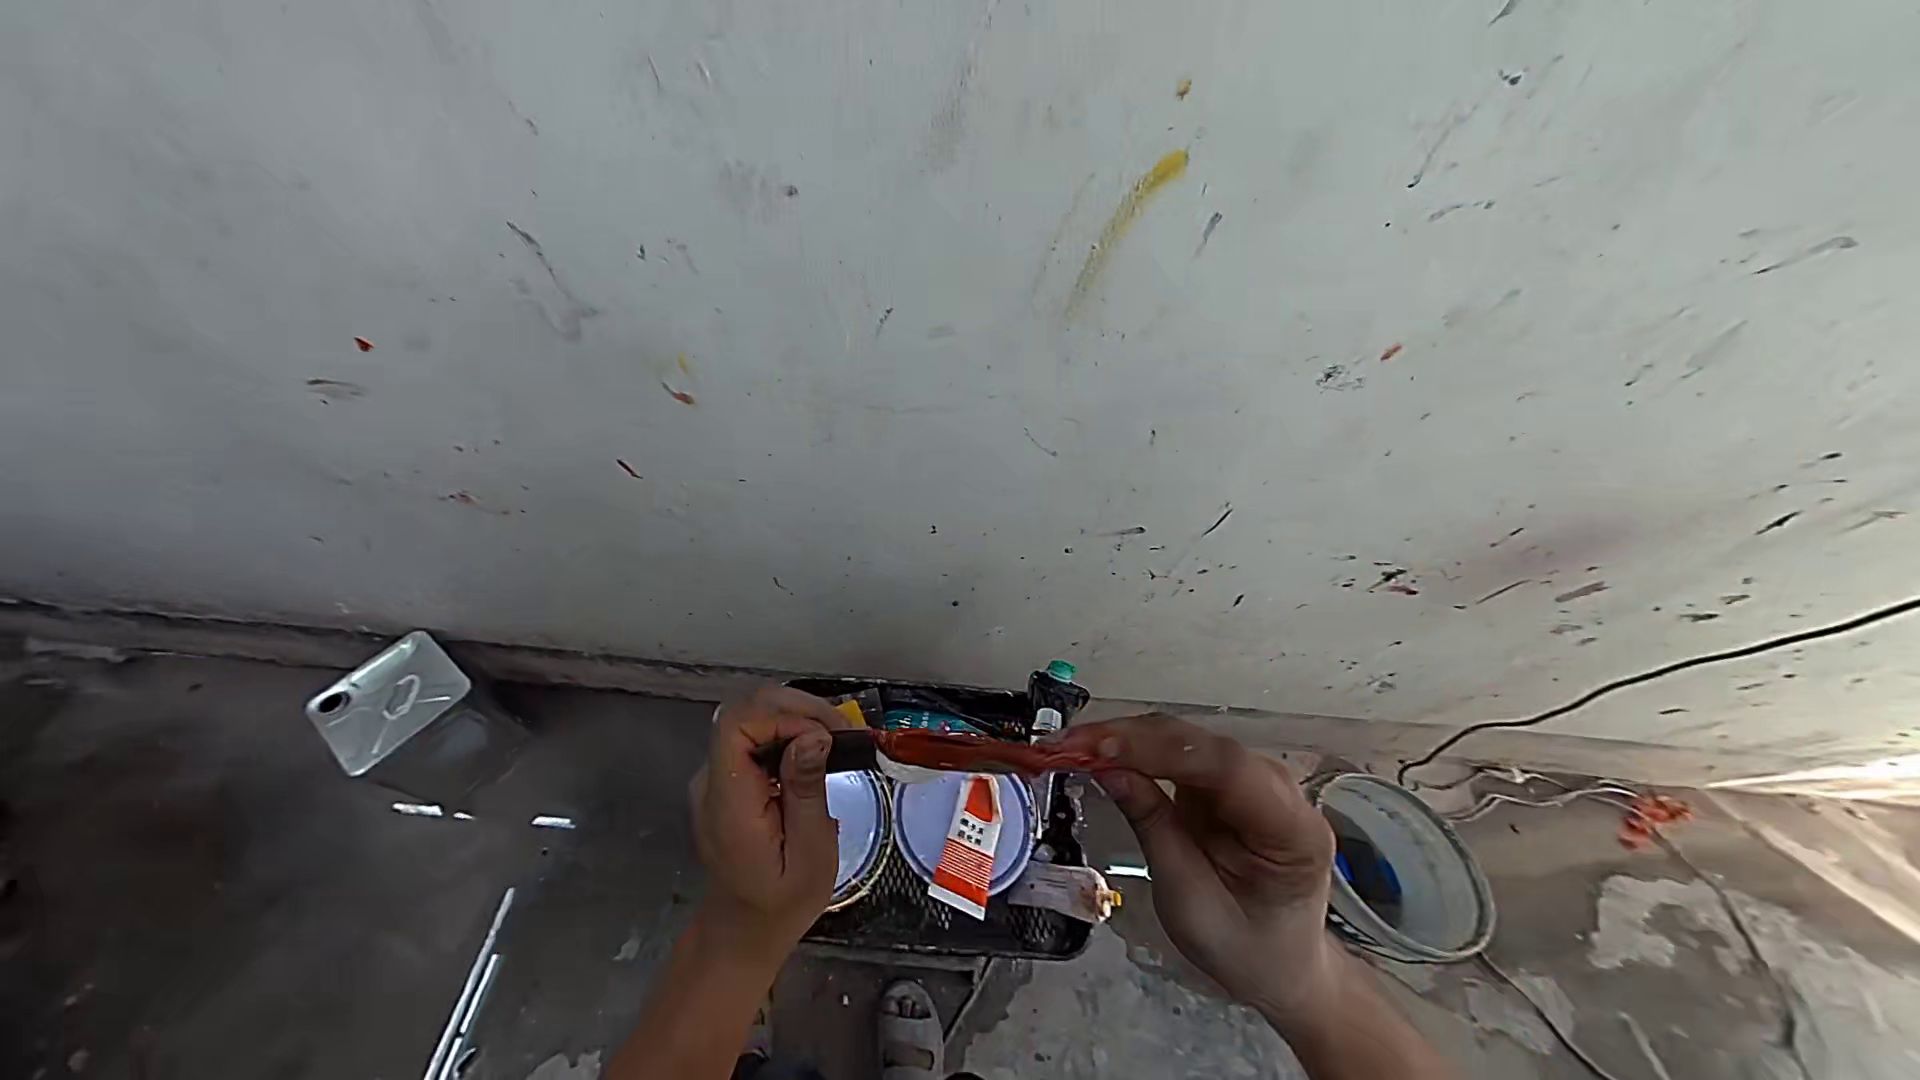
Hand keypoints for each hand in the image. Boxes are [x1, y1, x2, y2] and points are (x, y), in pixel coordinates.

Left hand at [687, 686, 849, 962]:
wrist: (743, 930)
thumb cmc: (782, 902)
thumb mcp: (811, 854)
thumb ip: (807, 791)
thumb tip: (814, 734)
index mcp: (727, 801)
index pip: (736, 725)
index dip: (783, 714)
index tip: (828, 734)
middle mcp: (712, 780)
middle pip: (745, 711)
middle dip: (798, 708)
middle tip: (844, 730)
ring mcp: (717, 777)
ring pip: (752, 717)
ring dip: (798, 715)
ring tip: (838, 737)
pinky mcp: (730, 778)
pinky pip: (756, 736)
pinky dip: (790, 729)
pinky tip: (819, 748)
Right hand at [1054, 714, 1338, 1022]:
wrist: (1278, 959)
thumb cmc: (1246, 945)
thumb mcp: (1192, 903)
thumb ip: (1154, 829)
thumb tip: (1108, 770)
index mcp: (1291, 829)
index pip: (1226, 768)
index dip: (1160, 750)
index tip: (1101, 749)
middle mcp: (1277, 787)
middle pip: (1196, 743)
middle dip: (1127, 738)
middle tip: (1065, 744)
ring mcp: (1248, 773)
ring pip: (1179, 737)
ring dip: (1121, 737)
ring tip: (1070, 745)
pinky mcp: (1219, 773)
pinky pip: (1171, 748)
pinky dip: (1130, 747)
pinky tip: (1096, 749)